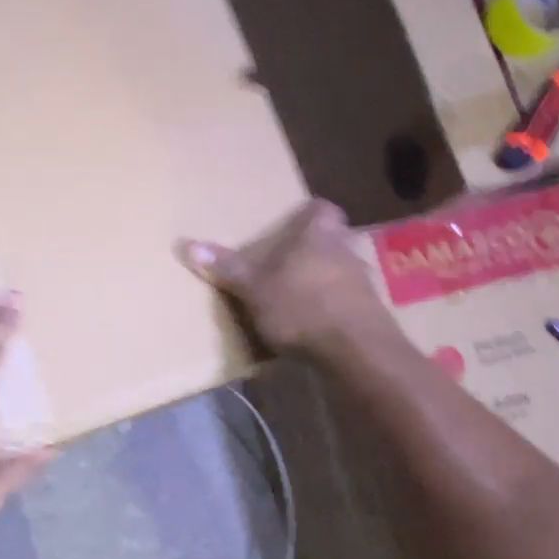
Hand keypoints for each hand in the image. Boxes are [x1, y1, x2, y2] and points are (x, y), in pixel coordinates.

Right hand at [180, 199, 398, 358]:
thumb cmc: (300, 307)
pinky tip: (316, 326)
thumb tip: (186, 244)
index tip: (294, 225)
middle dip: (314, 249)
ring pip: (342, 270)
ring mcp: (364, 281)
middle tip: (289, 263)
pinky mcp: (371, 312)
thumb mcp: (253, 289)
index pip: (322, 208)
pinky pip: (348, 301)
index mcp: (319, 234)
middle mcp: (346, 249)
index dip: (310, 214)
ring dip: (325, 280)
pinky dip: (334, 308)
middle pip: (333, 239)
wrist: (355, 350)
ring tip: (299, 297)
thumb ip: (226, 267)